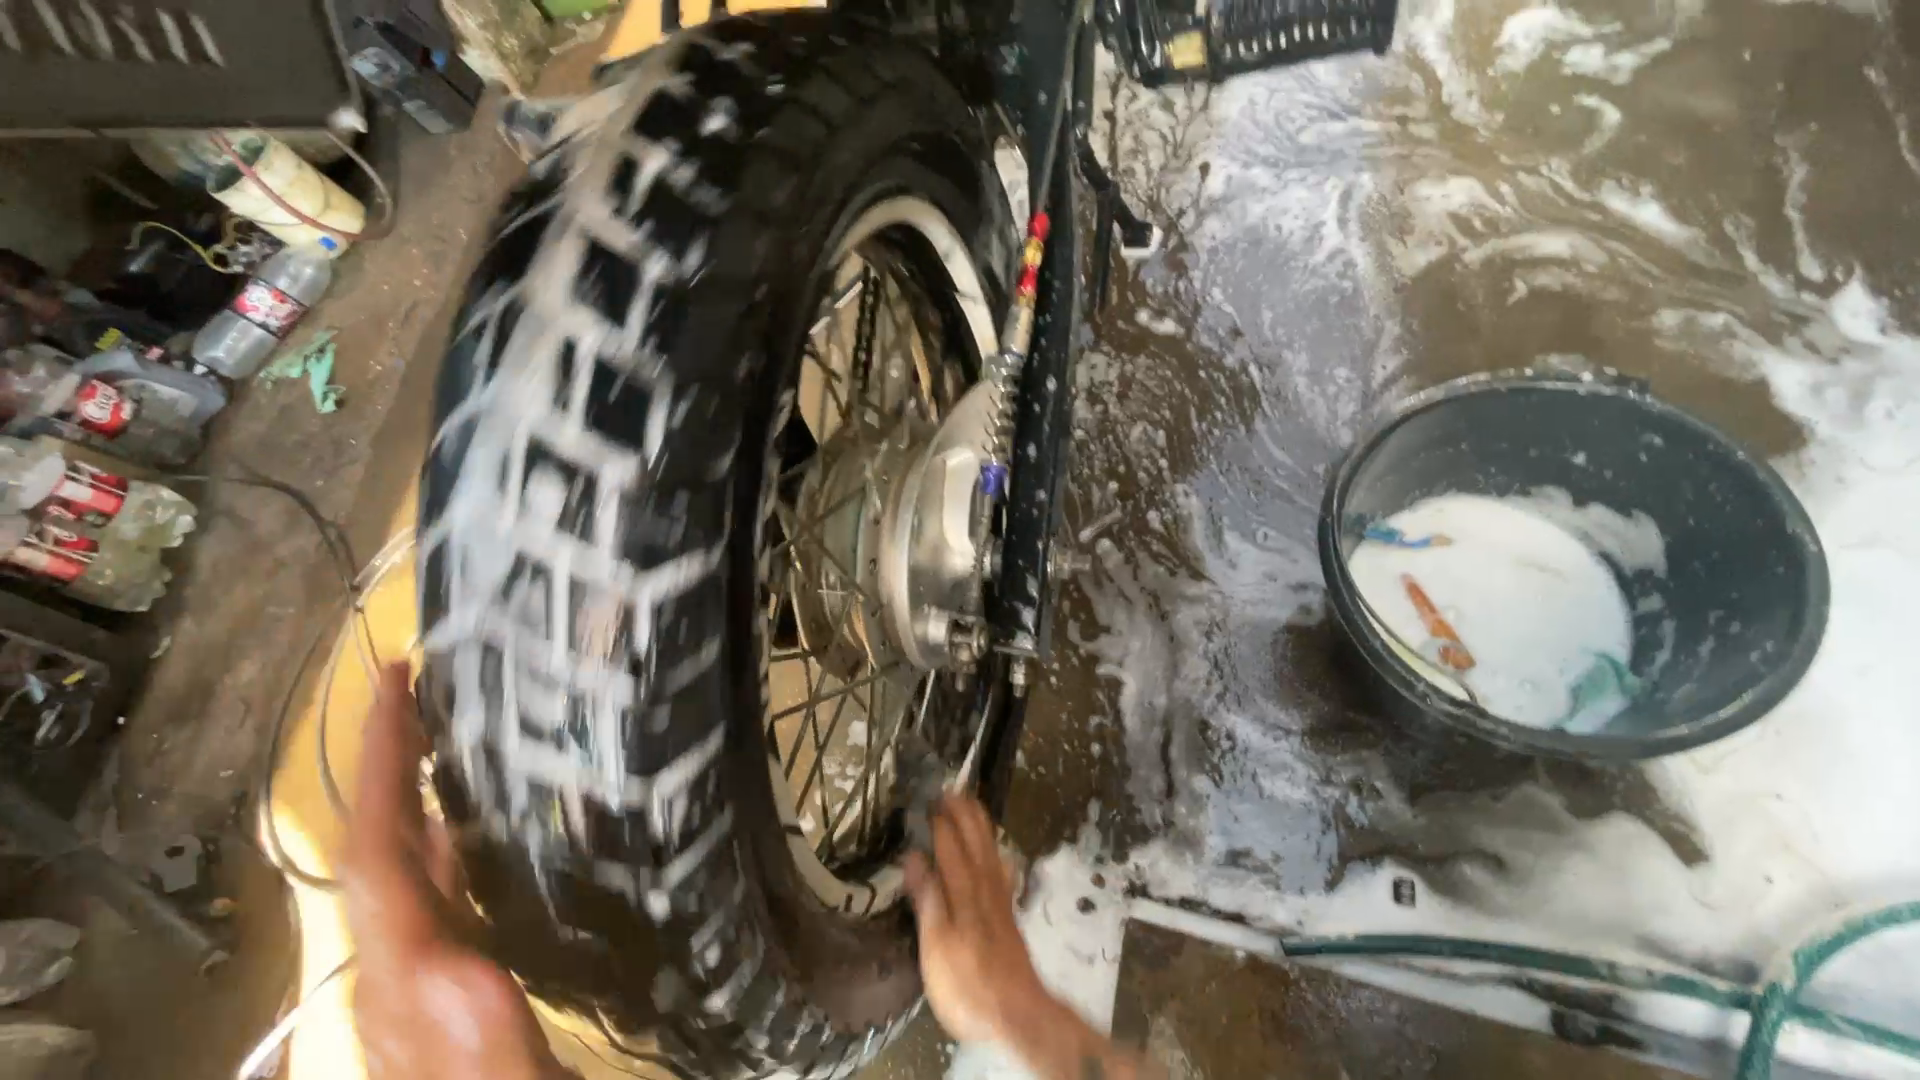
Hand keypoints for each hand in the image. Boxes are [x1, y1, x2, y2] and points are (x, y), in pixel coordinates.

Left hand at [342, 663, 566, 1079]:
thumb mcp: (494, 1061)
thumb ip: (475, 1012)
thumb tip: (460, 951)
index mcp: (409, 972)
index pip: (377, 851)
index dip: (382, 765)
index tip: (395, 686)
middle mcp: (399, 963)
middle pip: (378, 845)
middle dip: (390, 762)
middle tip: (421, 687)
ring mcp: (420, 971)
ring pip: (401, 863)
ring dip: (413, 791)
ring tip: (444, 730)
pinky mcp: (448, 978)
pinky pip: (434, 888)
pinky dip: (445, 836)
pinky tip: (473, 820)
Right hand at [902, 794, 1049, 1046]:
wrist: (1017, 1013)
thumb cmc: (968, 985)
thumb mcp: (936, 947)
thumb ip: (928, 899)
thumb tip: (913, 856)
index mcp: (964, 893)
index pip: (951, 848)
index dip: (942, 823)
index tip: (932, 796)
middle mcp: (985, 889)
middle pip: (975, 843)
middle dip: (965, 815)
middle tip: (954, 788)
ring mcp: (1000, 902)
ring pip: (990, 852)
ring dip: (980, 827)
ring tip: (973, 806)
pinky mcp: (1008, 917)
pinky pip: (1001, 870)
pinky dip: (996, 853)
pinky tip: (998, 852)